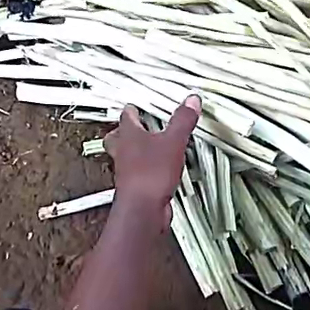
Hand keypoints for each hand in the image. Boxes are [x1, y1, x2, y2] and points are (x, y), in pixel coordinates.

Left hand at [103, 96, 200, 225]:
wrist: (143, 209)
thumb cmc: (152, 172)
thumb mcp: (174, 141)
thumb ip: (183, 120)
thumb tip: (192, 100)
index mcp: (129, 135)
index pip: (126, 116)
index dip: (132, 110)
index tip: (137, 106)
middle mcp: (123, 151)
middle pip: (118, 137)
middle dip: (126, 131)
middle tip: (138, 127)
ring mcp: (126, 170)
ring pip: (126, 155)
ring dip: (135, 151)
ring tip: (151, 147)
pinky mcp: (135, 187)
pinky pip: (137, 173)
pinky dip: (146, 169)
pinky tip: (159, 170)